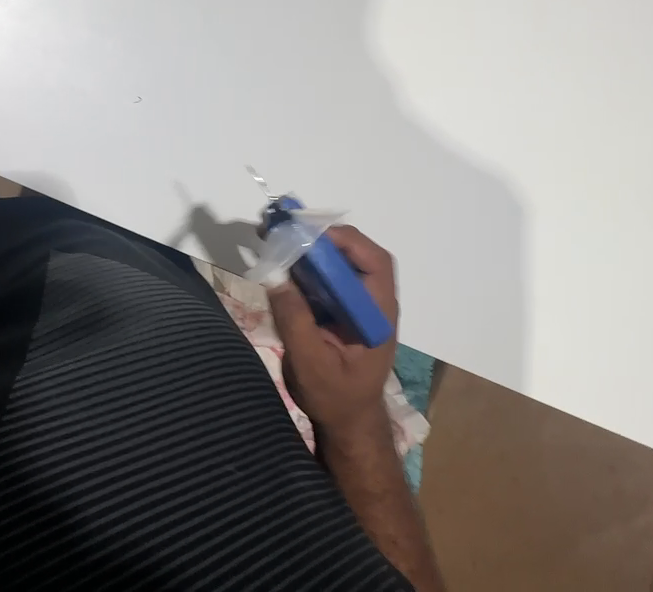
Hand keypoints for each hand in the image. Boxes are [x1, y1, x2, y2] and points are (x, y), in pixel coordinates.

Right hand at [269, 224, 400, 440]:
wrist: (345, 422)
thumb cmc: (335, 396)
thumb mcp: (311, 362)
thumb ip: (295, 319)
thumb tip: (276, 277)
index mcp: (377, 316)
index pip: (374, 264)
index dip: (346, 242)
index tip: (308, 235)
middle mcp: (370, 303)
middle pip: (355, 255)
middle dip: (321, 238)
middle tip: (284, 230)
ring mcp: (353, 304)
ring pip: (337, 262)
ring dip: (308, 248)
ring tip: (275, 237)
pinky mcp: (336, 308)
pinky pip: (322, 276)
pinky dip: (301, 263)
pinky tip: (277, 259)